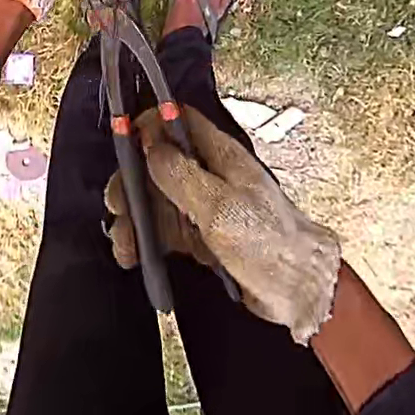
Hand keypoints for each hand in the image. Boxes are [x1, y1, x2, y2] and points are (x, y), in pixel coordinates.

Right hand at [107, 106, 340, 342]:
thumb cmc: (266, 242)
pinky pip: (161, 228)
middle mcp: (206, 172)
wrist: (298, 294)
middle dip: (131, 180)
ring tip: (122, 241)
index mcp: (217, 153)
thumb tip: (148, 143)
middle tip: (116, 205)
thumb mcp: (220, 206)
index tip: (126, 143)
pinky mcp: (197, 233)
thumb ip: (181, 174)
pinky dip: (143, 239)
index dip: (149, 124)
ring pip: (154, 197)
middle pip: (156, 161)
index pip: (177, 120)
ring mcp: (201, 203)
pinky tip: (131, 253)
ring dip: (133, 216)